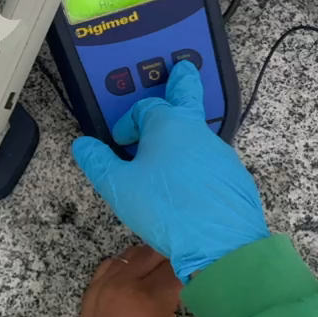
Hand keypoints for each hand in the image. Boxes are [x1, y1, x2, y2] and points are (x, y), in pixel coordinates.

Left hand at [68, 246, 212, 316]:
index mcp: (149, 300)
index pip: (178, 267)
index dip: (196, 270)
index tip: (209, 278)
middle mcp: (123, 285)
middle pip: (155, 255)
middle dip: (175, 262)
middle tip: (192, 276)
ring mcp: (103, 286)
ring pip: (132, 256)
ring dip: (151, 261)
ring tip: (169, 277)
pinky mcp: (91, 294)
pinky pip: (111, 265)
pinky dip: (128, 266)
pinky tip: (141, 280)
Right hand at [71, 60, 267, 279]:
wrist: (221, 247)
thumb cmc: (166, 209)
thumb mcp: (118, 185)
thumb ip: (97, 161)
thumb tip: (83, 144)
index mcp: (170, 125)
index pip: (145, 107)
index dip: (127, 121)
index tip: (118, 141)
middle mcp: (199, 133)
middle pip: (187, 101)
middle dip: (182, 83)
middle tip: (182, 69)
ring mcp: (222, 156)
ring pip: (196, 137)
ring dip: (180, 140)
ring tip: (165, 161)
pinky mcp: (234, 180)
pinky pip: (210, 164)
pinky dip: (195, 168)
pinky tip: (185, 192)